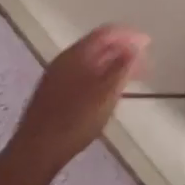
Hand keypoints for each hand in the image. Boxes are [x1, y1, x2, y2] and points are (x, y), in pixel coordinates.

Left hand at [4, 25, 149, 176]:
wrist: (36, 151)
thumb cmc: (75, 121)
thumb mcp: (105, 93)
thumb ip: (122, 66)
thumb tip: (137, 43)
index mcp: (77, 54)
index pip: (106, 33)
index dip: (129, 35)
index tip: (148, 44)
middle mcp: (65, 59)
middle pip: (98, 45)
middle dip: (122, 50)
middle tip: (144, 64)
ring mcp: (56, 76)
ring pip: (89, 61)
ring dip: (112, 64)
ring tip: (129, 79)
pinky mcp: (52, 93)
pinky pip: (82, 74)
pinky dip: (99, 76)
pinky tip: (106, 92)